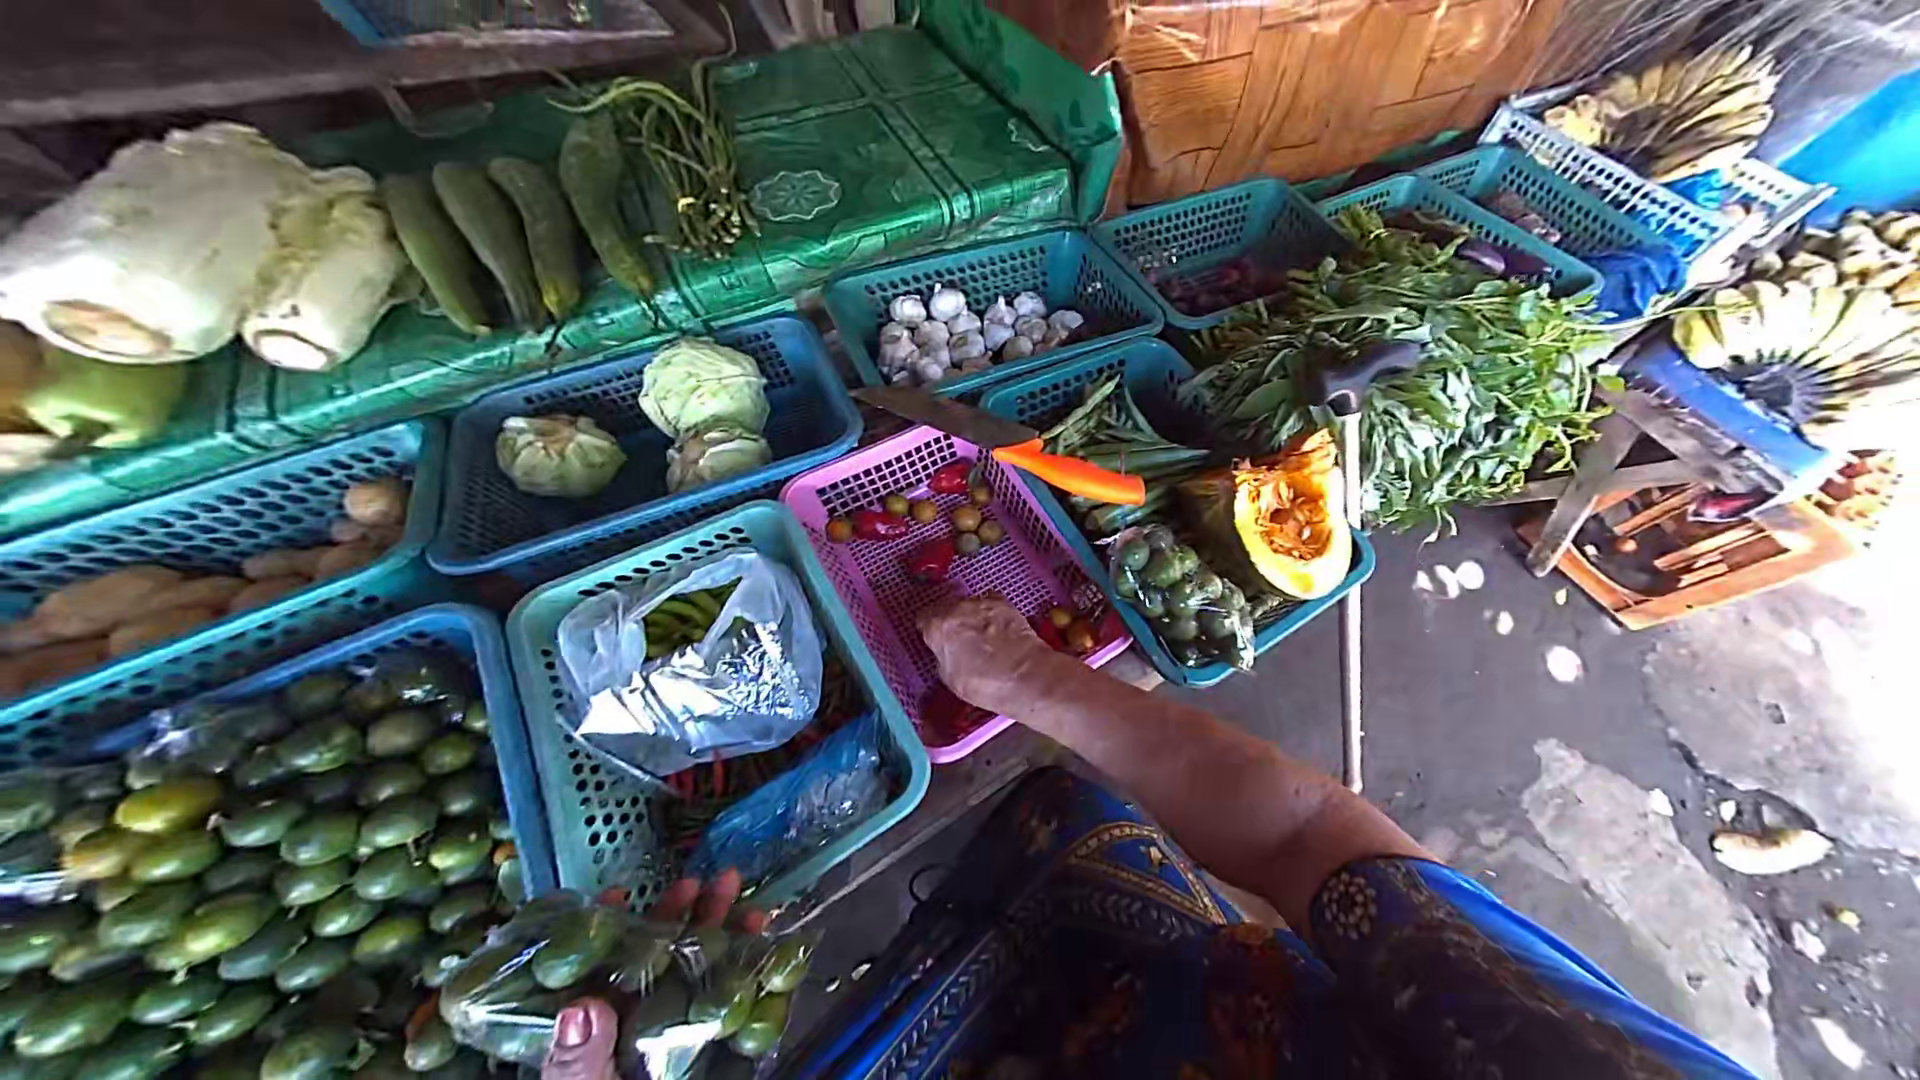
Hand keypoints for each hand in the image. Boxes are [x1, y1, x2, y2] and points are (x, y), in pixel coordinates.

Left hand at [540, 870, 766, 1079]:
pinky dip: (749, 968)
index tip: (619, 895)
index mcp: (595, 1043)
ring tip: (741, 893)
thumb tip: (581, 1007)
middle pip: (654, 965)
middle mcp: (635, 1035)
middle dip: (681, 920)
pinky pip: (732, 1004)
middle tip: (709, 880)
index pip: (594, 975)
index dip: (604, 934)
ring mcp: (677, 1043)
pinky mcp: (718, 1055)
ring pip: (695, 976)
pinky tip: (765, 937)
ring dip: (719, 933)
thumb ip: (576, 1071)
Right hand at [916, 595, 1055, 715]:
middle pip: (945, 608)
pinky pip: (988, 605)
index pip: (923, 619)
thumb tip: (945, 649)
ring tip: (979, 636)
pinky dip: (989, 614)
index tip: (933, 639)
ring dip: (969, 617)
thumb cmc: (983, 684)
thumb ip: (942, 655)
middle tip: (956, 639)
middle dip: (948, 621)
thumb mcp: (948, 677)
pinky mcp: (1004, 603)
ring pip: (967, 605)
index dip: (928, 630)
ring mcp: (981, 602)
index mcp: (937, 626)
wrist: (1025, 675)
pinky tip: (996, 628)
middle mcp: (956, 607)